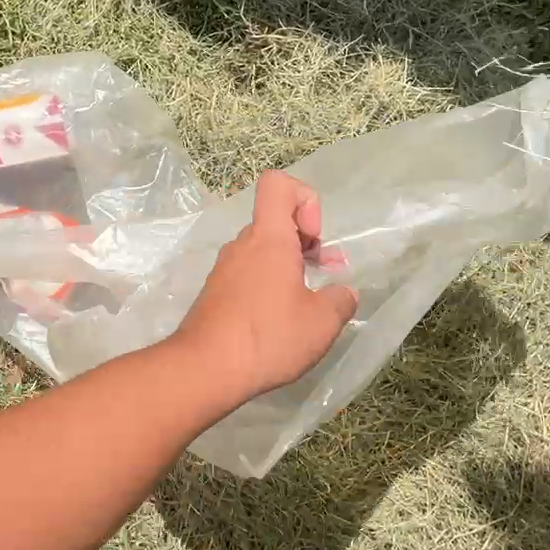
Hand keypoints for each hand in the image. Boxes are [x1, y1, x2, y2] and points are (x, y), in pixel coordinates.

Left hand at [170, 170, 358, 401]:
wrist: (207, 364)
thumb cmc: (269, 336)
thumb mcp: (322, 322)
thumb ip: (339, 300)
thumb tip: (342, 293)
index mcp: (268, 239)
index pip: (276, 185)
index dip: (304, 199)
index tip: (315, 238)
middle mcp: (243, 244)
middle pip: (275, 220)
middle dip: (306, 239)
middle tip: (327, 270)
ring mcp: (226, 266)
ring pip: (264, 248)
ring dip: (291, 262)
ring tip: (313, 296)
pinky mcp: (218, 289)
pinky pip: (249, 270)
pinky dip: (271, 280)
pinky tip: (284, 314)